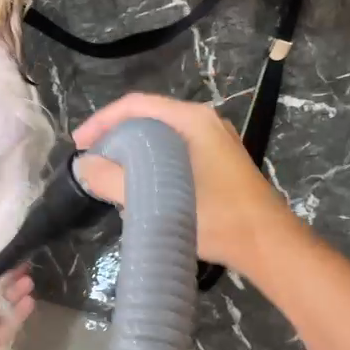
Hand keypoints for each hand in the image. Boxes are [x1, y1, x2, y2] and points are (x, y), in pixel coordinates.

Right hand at [72, 93, 305, 277]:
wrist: (269, 245)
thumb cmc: (218, 217)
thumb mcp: (159, 198)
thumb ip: (115, 180)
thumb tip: (84, 167)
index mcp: (192, 120)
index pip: (136, 105)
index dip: (102, 120)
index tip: (80, 144)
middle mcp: (204, 122)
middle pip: (148, 117)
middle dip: (115, 135)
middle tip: (91, 159)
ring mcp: (214, 142)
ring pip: (160, 137)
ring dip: (132, 151)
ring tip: (108, 172)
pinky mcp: (218, 163)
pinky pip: (173, 152)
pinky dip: (150, 162)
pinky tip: (139, 185)